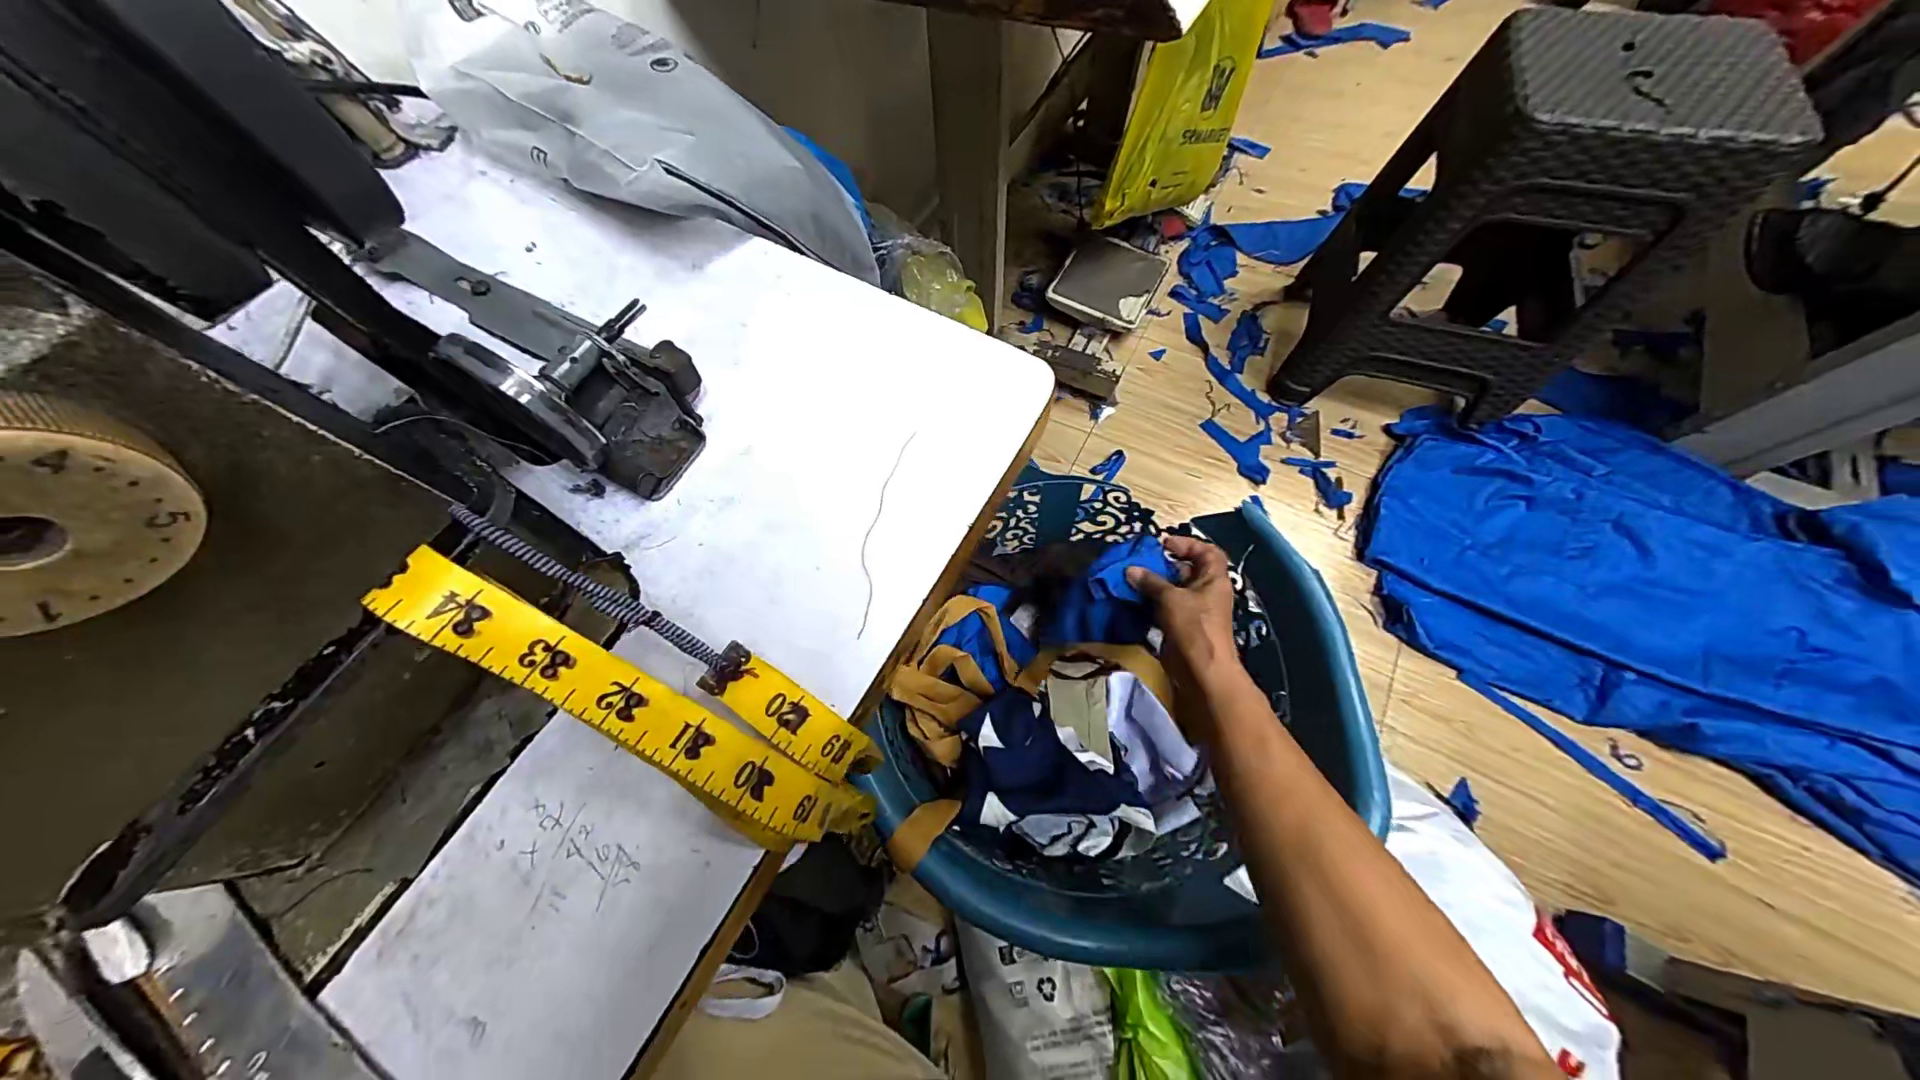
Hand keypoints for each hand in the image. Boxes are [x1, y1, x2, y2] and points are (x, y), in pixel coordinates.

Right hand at [1126, 536, 1244, 729]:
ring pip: (1174, 589)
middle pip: (1187, 570)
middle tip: (1141, 562)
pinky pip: (1166, 607)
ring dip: (1155, 584)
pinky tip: (1134, 600)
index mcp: (1214, 579)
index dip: (1188, 543)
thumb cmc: (1193, 627)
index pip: (1207, 552)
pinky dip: (1152, 602)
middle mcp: (1207, 592)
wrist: (1201, 669)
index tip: (1164, 543)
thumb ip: (1151, 581)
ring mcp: (1195, 610)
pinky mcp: (1182, 625)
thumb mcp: (1170, 598)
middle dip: (1165, 564)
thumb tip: (1131, 569)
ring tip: (1133, 579)